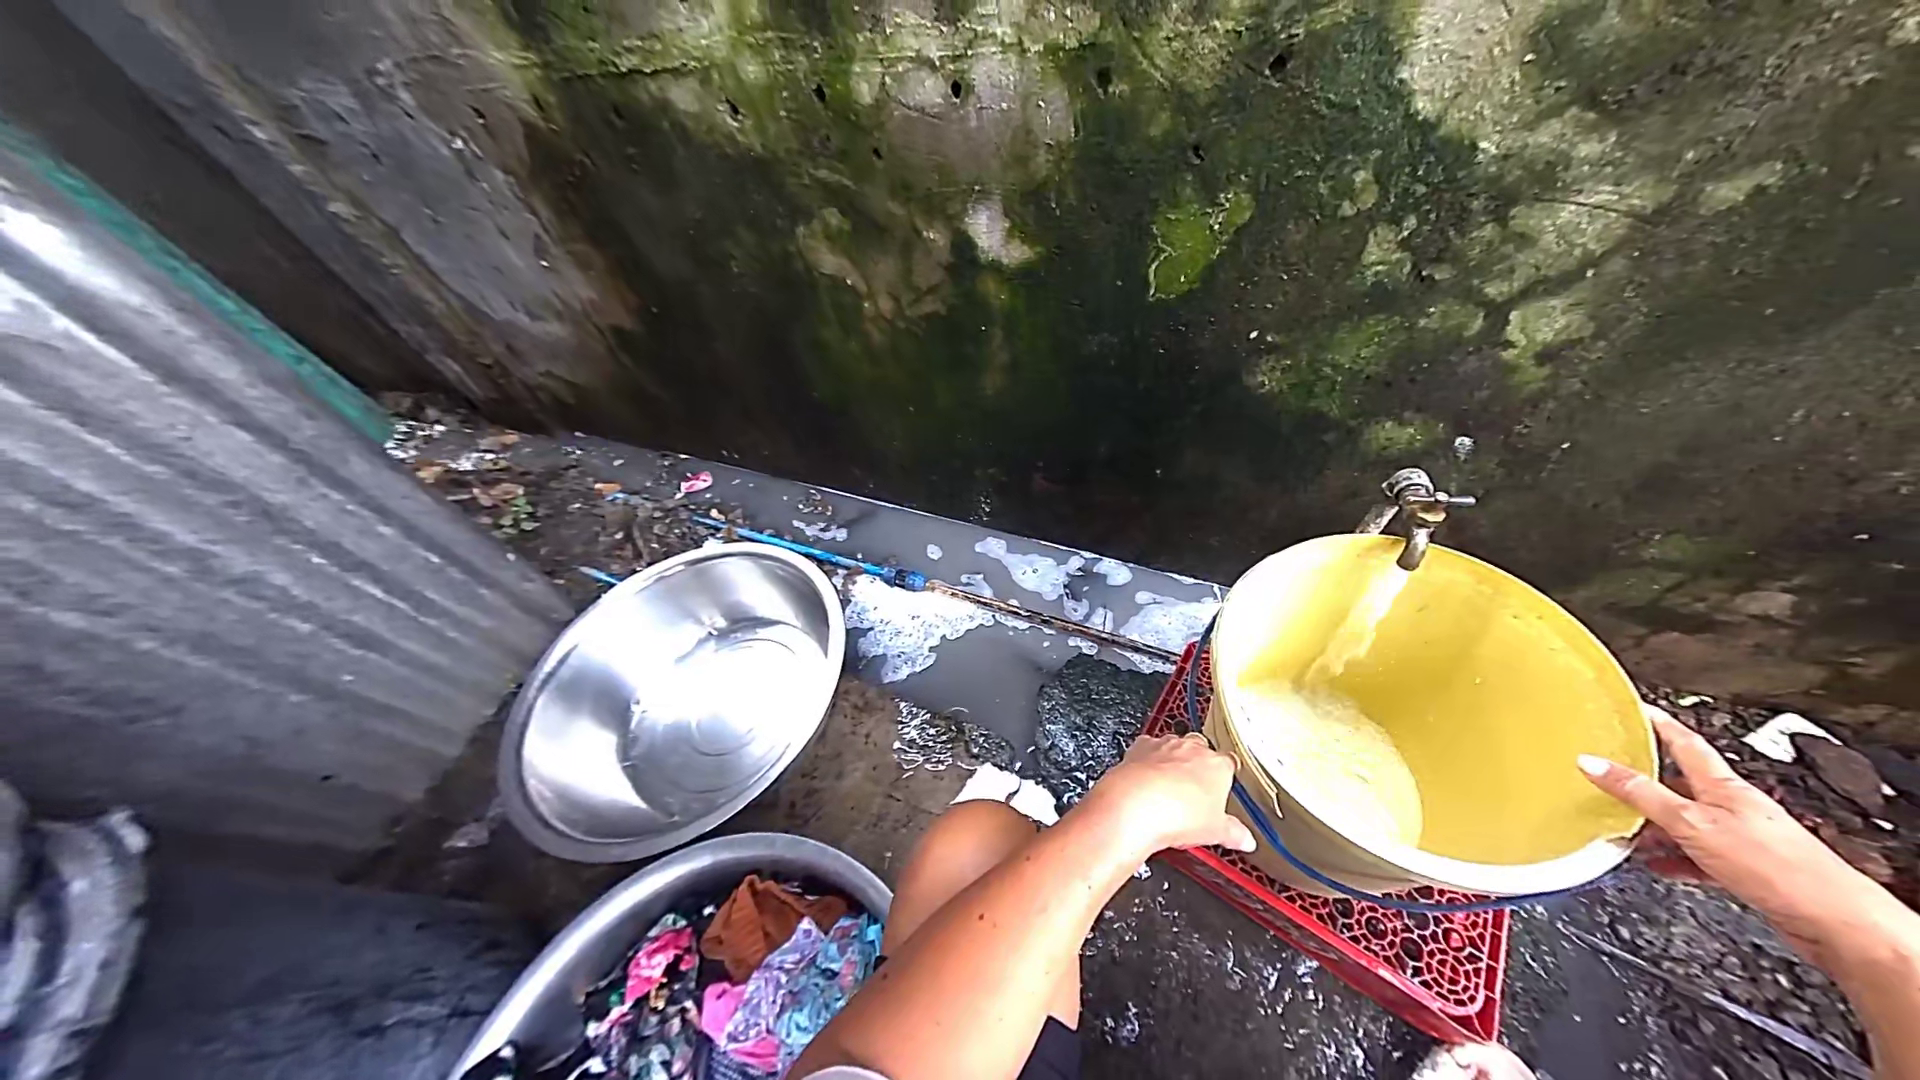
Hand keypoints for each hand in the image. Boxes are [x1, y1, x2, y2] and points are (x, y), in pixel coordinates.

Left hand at [1080, 734, 1257, 857]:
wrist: (1137, 805)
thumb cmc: (1178, 812)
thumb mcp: (1216, 831)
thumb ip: (1234, 833)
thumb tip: (1244, 839)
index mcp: (1218, 765)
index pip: (1229, 763)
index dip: (1226, 777)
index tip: (1223, 790)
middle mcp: (1191, 748)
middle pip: (1200, 750)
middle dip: (1198, 767)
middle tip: (1195, 793)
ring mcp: (1164, 746)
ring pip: (1173, 747)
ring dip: (1172, 762)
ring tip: (1169, 791)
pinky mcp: (1140, 748)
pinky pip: (1146, 749)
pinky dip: (1147, 761)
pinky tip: (1146, 780)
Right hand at [1577, 705, 1884, 957]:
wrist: (1843, 928)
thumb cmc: (1783, 870)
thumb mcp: (1691, 823)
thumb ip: (1639, 793)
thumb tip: (1594, 764)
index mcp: (1724, 788)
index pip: (1685, 743)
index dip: (1659, 723)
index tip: (1639, 709)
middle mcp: (1734, 808)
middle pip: (1678, 784)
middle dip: (1642, 782)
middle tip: (1608, 777)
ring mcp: (1741, 838)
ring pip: (1683, 820)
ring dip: (1652, 824)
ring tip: (1624, 829)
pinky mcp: (1746, 868)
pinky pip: (1696, 853)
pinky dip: (1671, 856)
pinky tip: (1657, 863)